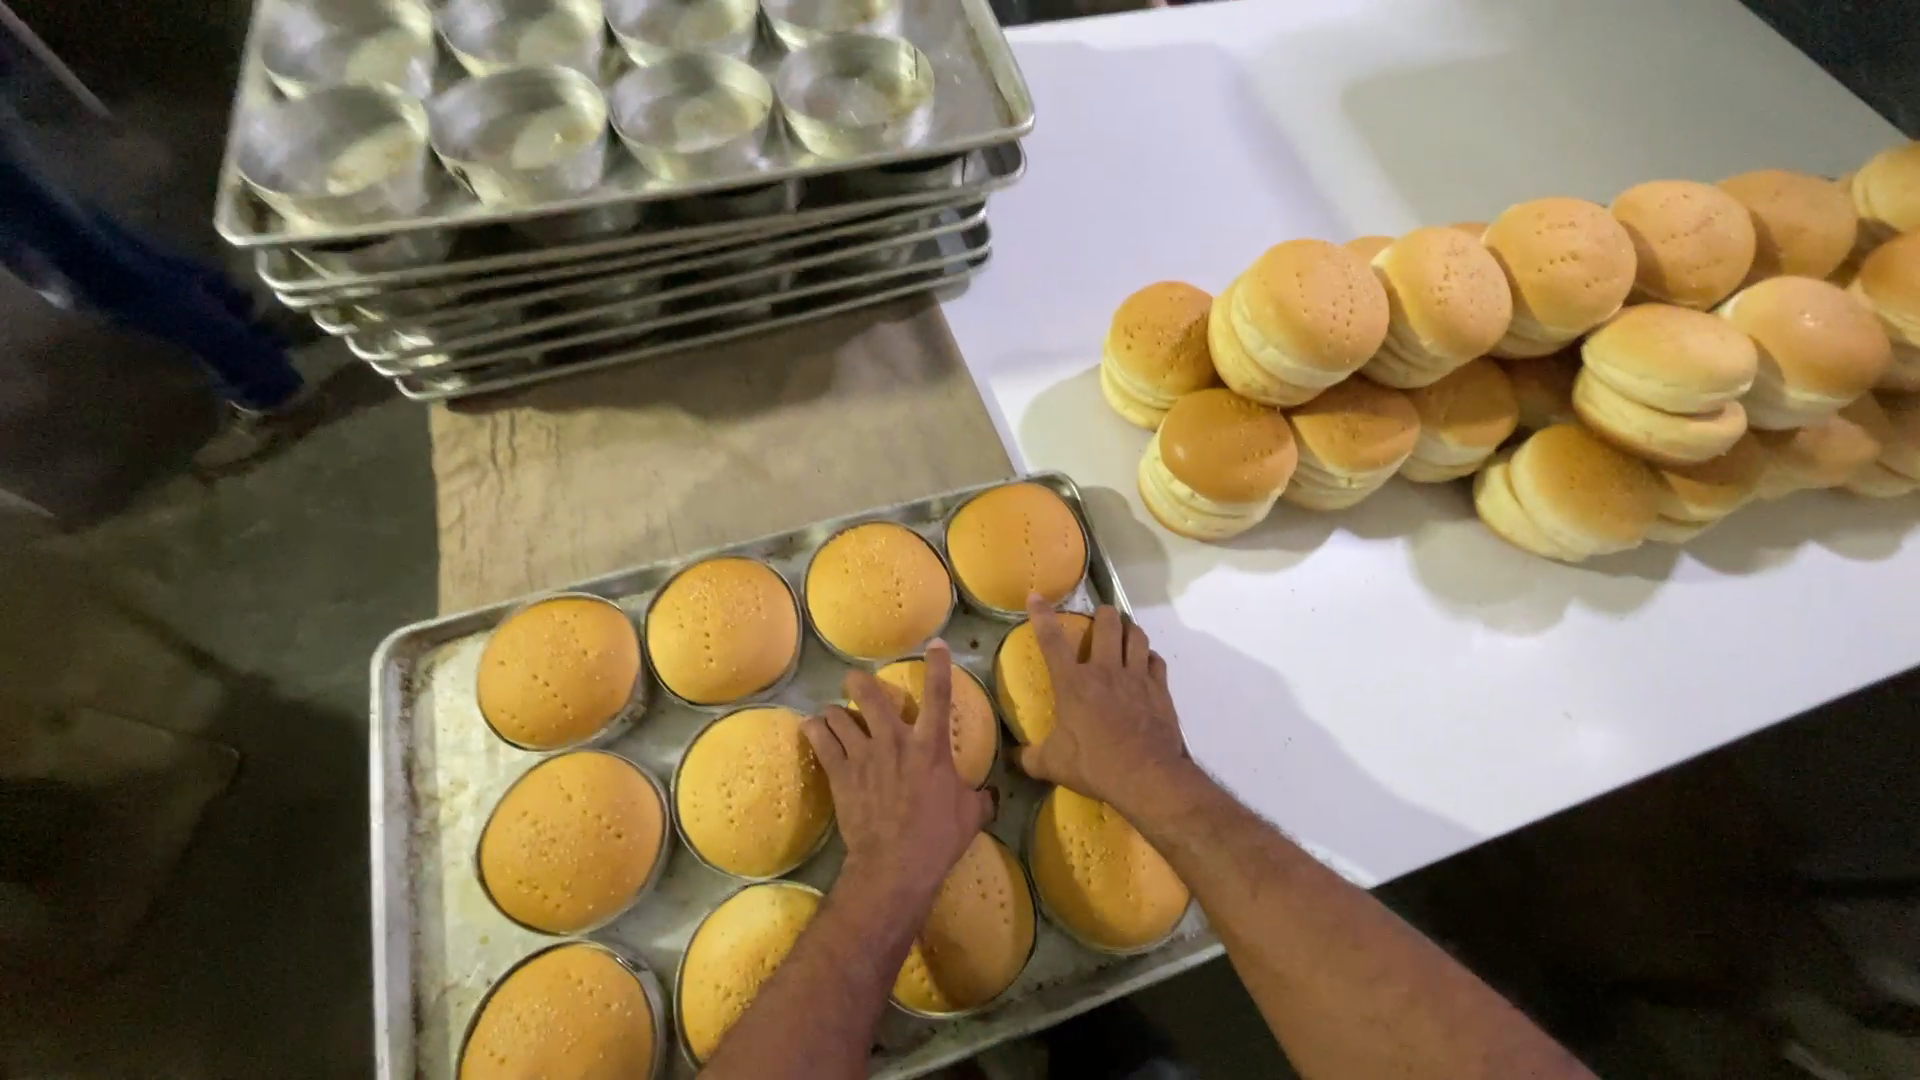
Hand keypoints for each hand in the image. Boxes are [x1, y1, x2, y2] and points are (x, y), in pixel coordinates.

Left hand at [802, 641, 994, 902]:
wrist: (895, 865)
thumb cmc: (938, 838)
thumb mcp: (971, 816)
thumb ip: (982, 798)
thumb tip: (993, 795)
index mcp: (931, 746)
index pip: (939, 695)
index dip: (939, 666)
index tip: (936, 644)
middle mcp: (895, 741)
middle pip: (872, 697)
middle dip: (860, 682)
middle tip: (855, 678)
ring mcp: (864, 756)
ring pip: (840, 716)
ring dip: (836, 712)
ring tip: (832, 713)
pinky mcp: (840, 774)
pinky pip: (821, 743)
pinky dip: (815, 731)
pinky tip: (811, 726)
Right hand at [1016, 595, 1191, 812]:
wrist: (1146, 776)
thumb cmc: (1094, 766)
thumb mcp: (1052, 765)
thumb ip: (1031, 757)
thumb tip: (1016, 756)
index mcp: (1073, 682)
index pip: (1052, 640)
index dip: (1042, 615)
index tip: (1036, 596)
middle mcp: (1104, 670)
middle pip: (1106, 624)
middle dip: (1102, 613)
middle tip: (1099, 616)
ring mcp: (1136, 677)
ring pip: (1136, 635)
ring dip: (1129, 629)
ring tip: (1124, 631)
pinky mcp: (1159, 689)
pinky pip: (1156, 660)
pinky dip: (1149, 656)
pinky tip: (1146, 662)